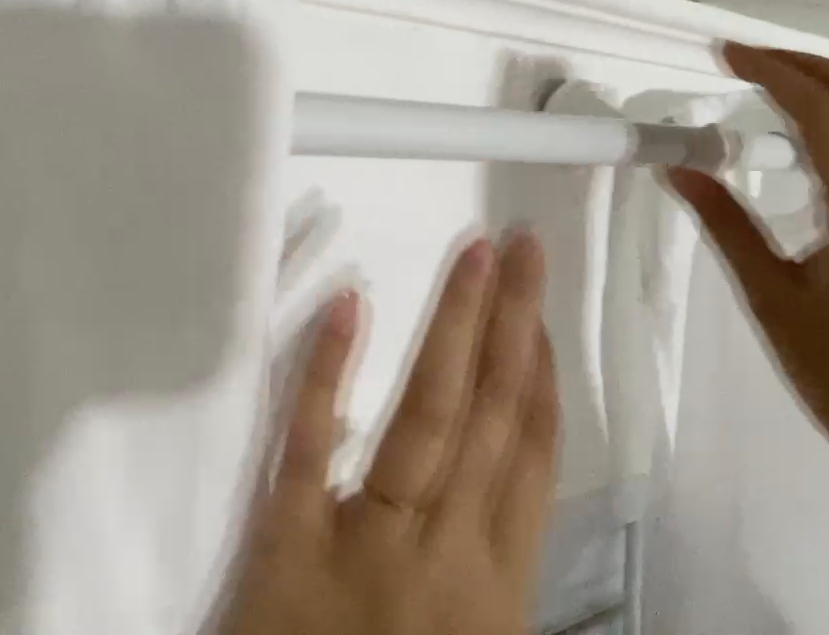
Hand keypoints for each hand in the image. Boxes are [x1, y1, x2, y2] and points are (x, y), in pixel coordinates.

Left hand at [219, 234, 560, 634]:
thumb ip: (490, 562)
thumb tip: (508, 475)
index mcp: (495, 582)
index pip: (532, 455)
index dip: (541, 374)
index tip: (542, 313)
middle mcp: (444, 550)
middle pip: (491, 415)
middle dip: (513, 321)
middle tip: (524, 246)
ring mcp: (367, 542)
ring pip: (426, 415)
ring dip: (453, 325)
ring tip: (475, 254)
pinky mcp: (287, 543)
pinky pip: (310, 443)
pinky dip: (329, 370)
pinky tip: (352, 303)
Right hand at [669, 43, 828, 494]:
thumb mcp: (771, 296)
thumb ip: (726, 222)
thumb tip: (678, 168)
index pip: (822, 110)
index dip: (771, 72)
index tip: (723, 54)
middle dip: (800, 64)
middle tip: (740, 59)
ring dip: (823, 87)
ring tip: (763, 87)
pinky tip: (802, 137)